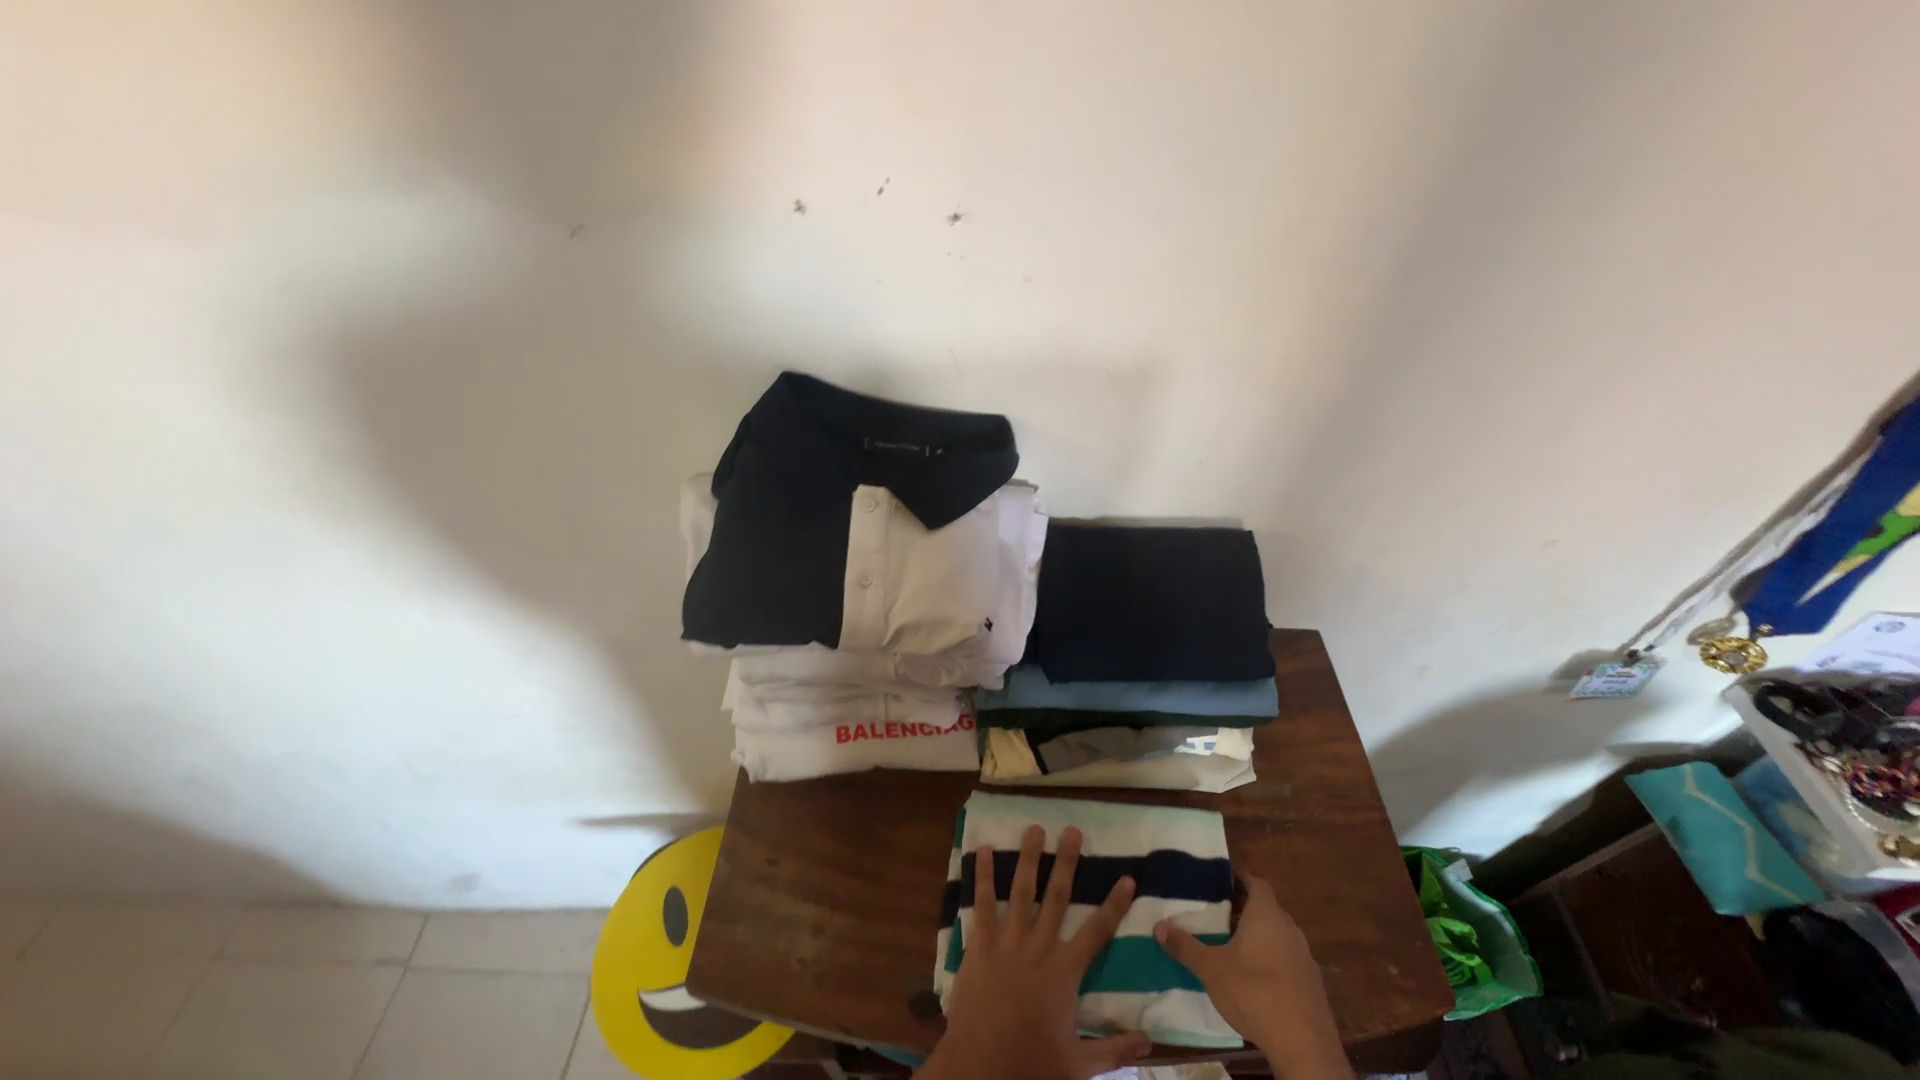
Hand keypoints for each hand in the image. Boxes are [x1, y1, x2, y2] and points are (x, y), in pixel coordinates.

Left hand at [916, 824, 1151, 1079]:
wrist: (981, 1066)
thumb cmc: (1031, 1063)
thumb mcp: (1080, 1064)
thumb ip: (1115, 1050)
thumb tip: (1151, 1042)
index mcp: (1066, 971)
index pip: (1098, 931)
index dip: (1115, 904)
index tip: (1127, 877)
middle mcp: (1040, 948)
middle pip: (1058, 897)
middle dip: (1068, 862)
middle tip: (1073, 831)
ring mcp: (1008, 942)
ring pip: (1021, 891)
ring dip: (1029, 858)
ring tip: (1034, 829)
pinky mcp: (980, 945)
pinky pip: (982, 903)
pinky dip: (983, 876)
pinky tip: (983, 850)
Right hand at [1155, 873, 1351, 1079]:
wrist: (1303, 1044)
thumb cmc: (1254, 992)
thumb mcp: (1211, 969)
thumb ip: (1185, 946)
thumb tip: (1158, 926)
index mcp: (1267, 916)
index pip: (1257, 883)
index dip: (1239, 880)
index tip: (1219, 883)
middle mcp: (1289, 929)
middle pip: (1266, 909)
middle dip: (1242, 910)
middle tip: (1214, 916)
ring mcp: (1303, 956)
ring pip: (1276, 935)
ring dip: (1256, 936)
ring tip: (1228, 946)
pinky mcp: (1310, 982)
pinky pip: (1285, 959)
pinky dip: (1268, 959)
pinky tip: (1251, 978)